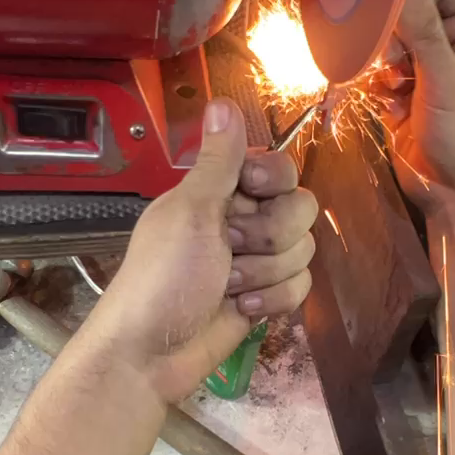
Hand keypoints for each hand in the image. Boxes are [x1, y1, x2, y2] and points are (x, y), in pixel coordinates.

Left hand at [78, 98, 317, 403]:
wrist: (152, 353)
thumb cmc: (163, 277)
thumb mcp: (189, 212)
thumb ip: (217, 162)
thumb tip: (222, 101)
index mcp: (220, 192)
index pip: (280, 167)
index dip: (274, 181)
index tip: (250, 193)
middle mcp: (242, 221)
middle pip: (300, 209)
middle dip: (269, 236)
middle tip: (230, 249)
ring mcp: (255, 262)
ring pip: (302, 251)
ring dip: (266, 273)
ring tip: (229, 287)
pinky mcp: (265, 297)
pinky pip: (300, 287)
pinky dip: (272, 300)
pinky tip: (241, 309)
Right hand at [389, 0, 454, 210]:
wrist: (454, 194)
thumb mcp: (444, 80)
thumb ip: (423, 28)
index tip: (387, 10)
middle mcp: (454, 42)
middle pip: (410, 11)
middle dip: (394, 36)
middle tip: (394, 62)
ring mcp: (428, 67)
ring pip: (390, 42)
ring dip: (384, 64)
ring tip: (395, 88)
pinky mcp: (405, 91)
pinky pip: (381, 71)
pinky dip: (379, 86)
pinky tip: (391, 105)